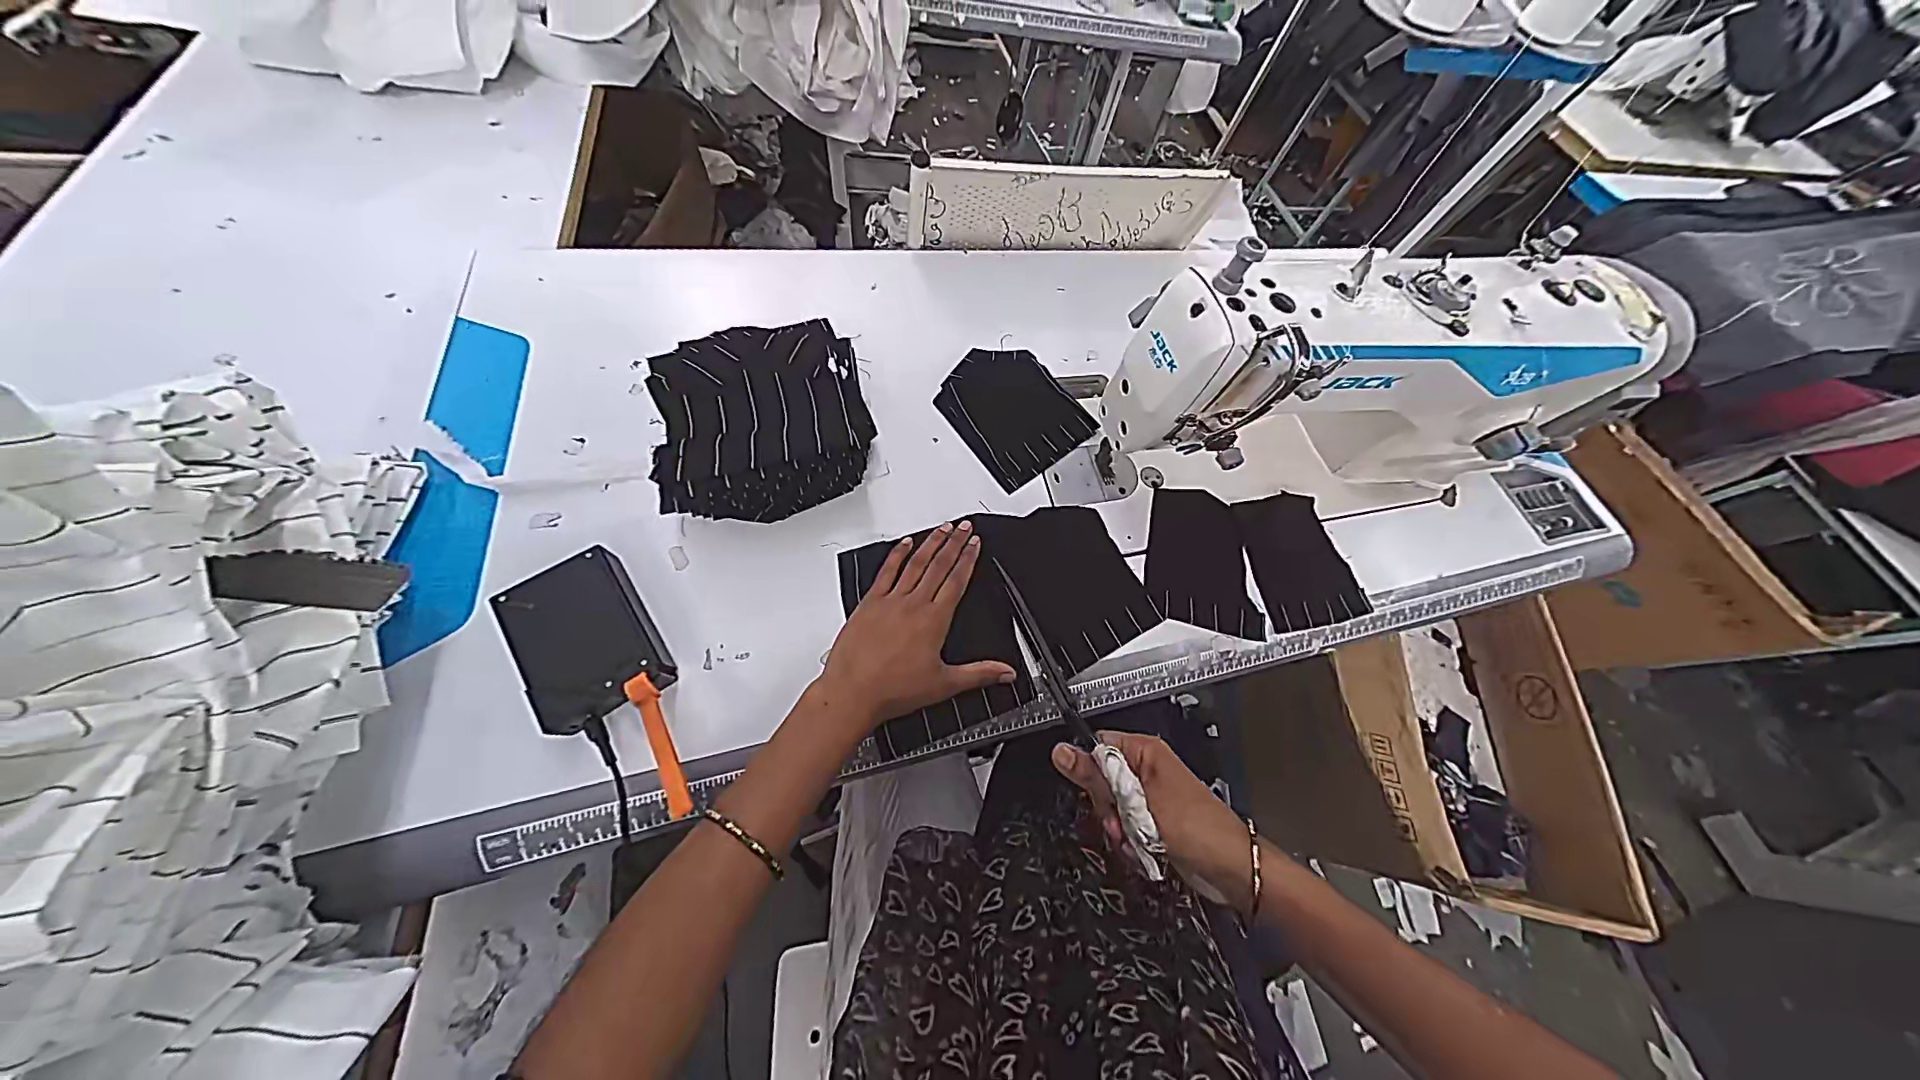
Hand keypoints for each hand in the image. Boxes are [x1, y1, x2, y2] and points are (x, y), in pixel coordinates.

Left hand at [817, 522, 1016, 733]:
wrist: (853, 692)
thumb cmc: (892, 689)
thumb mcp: (944, 685)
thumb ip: (979, 674)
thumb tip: (1005, 672)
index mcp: (933, 621)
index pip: (956, 581)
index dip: (968, 559)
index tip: (975, 544)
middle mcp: (913, 605)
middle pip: (939, 565)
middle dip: (954, 543)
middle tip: (964, 527)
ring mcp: (890, 601)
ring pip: (915, 563)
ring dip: (931, 543)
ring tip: (942, 529)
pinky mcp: (869, 603)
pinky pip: (886, 571)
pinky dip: (897, 555)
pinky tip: (905, 544)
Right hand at [1052, 732, 1255, 911]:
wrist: (1232, 870)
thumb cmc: (1197, 829)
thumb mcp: (1136, 801)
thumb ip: (1096, 776)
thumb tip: (1062, 751)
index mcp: (1144, 751)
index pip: (1096, 748)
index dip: (1090, 773)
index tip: (1098, 793)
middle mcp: (1147, 770)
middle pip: (1100, 781)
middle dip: (1106, 809)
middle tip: (1122, 821)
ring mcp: (1150, 797)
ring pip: (1111, 809)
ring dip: (1118, 830)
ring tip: (1138, 840)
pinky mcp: (1153, 822)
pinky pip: (1124, 827)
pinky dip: (1129, 842)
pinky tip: (1143, 850)